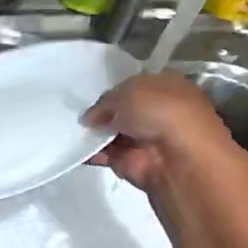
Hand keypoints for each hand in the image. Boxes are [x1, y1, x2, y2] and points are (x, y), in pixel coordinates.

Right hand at [81, 74, 231, 190]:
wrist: (177, 157)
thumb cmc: (160, 112)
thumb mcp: (128, 92)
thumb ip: (105, 102)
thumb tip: (91, 117)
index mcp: (166, 88)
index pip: (134, 86)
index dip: (112, 91)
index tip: (91, 95)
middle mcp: (156, 112)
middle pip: (120, 111)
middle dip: (100, 112)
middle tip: (77, 113)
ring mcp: (143, 138)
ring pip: (110, 132)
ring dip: (91, 132)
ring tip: (70, 129)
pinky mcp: (130, 161)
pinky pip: (103, 154)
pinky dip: (88, 153)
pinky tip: (73, 148)